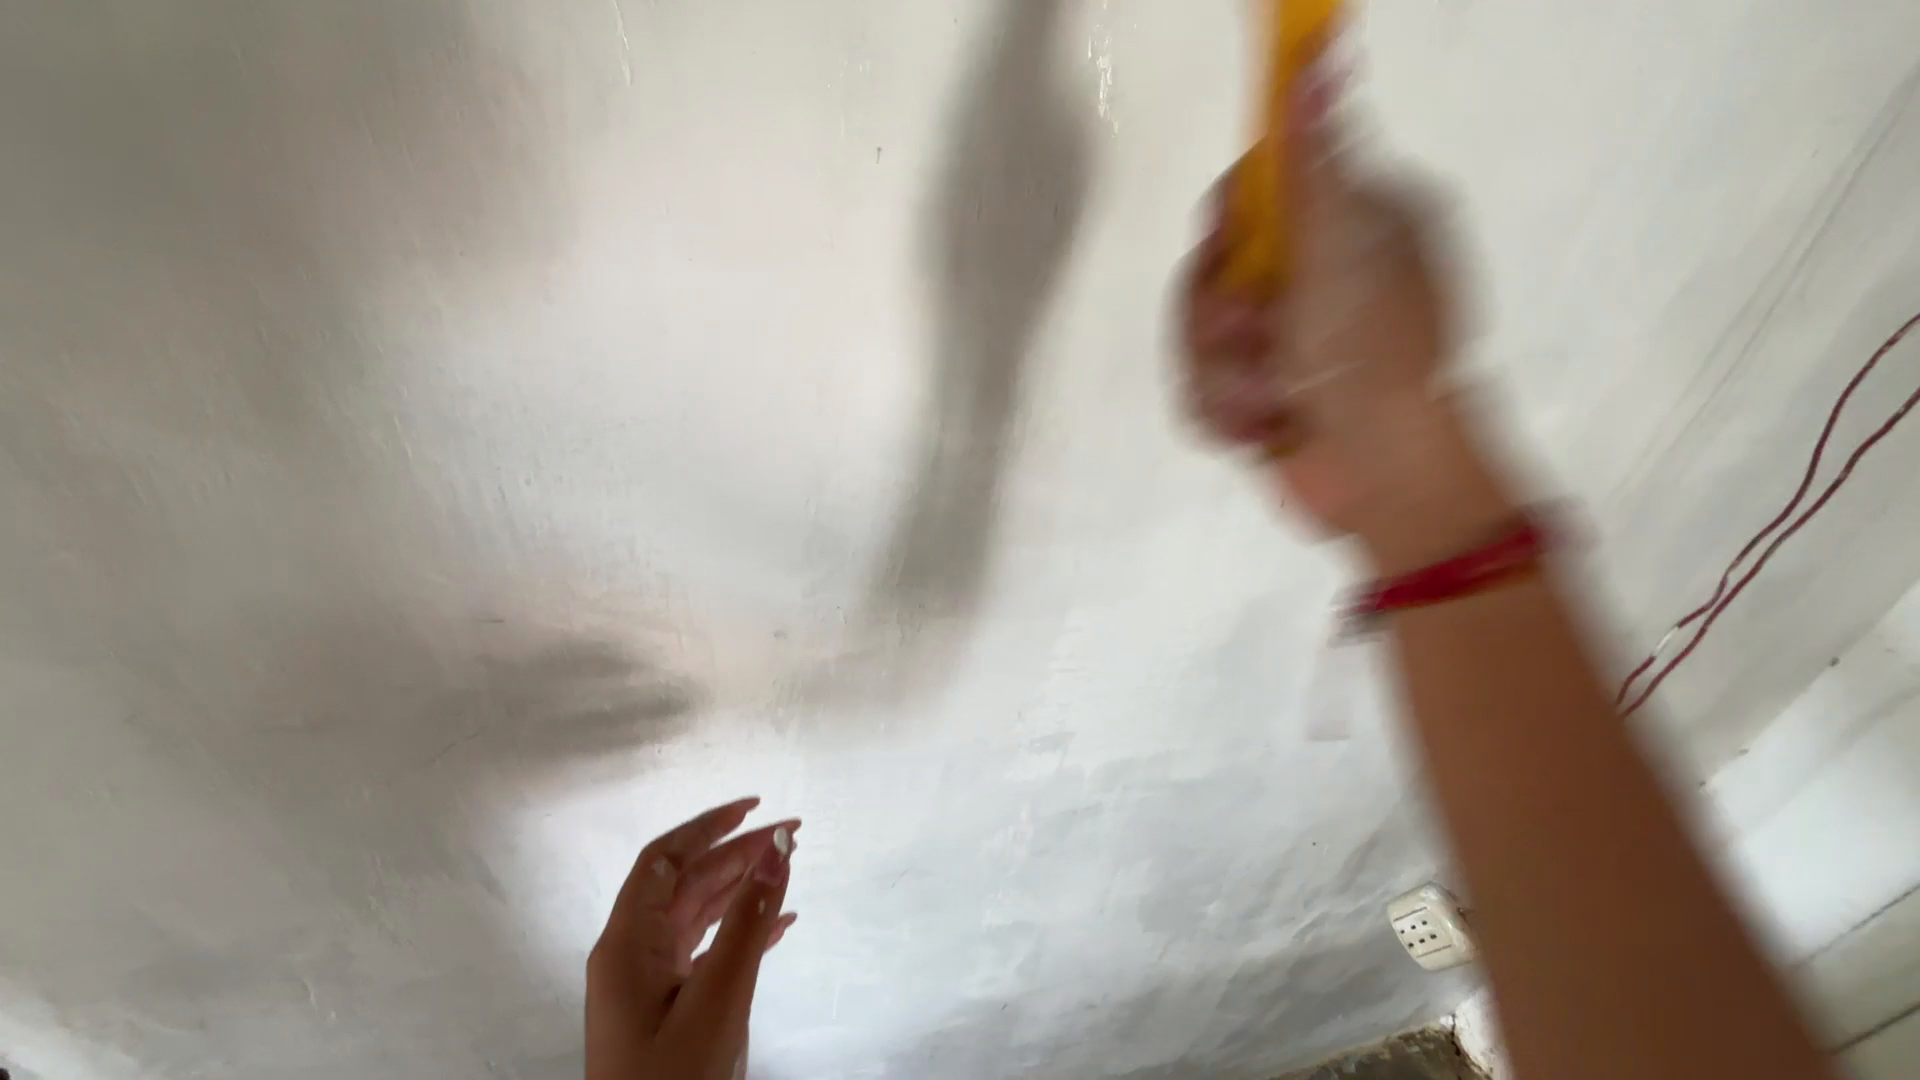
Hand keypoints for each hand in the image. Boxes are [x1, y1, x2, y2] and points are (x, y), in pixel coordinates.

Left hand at [586, 798, 797, 1079]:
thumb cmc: (675, 1079)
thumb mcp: (718, 998)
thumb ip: (748, 920)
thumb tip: (778, 846)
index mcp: (626, 944)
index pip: (664, 859)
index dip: (708, 825)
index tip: (756, 806)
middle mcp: (630, 955)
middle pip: (684, 883)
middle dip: (736, 854)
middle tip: (791, 838)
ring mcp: (646, 983)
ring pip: (696, 915)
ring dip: (741, 890)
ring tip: (789, 869)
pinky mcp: (665, 1007)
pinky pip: (704, 950)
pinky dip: (740, 930)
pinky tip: (779, 925)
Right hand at [1178, 71, 1514, 569]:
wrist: (1384, 479)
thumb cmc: (1373, 359)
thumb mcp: (1339, 253)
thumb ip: (1313, 163)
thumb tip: (1320, 50)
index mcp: (1345, 228)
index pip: (1255, 189)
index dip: (1229, 221)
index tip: (1233, 250)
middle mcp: (1308, 279)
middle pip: (1210, 270)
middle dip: (1221, 320)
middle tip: (1258, 340)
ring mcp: (1277, 342)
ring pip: (1197, 338)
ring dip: (1223, 376)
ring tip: (1270, 405)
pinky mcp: (1253, 394)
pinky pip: (1199, 387)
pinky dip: (1222, 413)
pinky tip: (1259, 432)